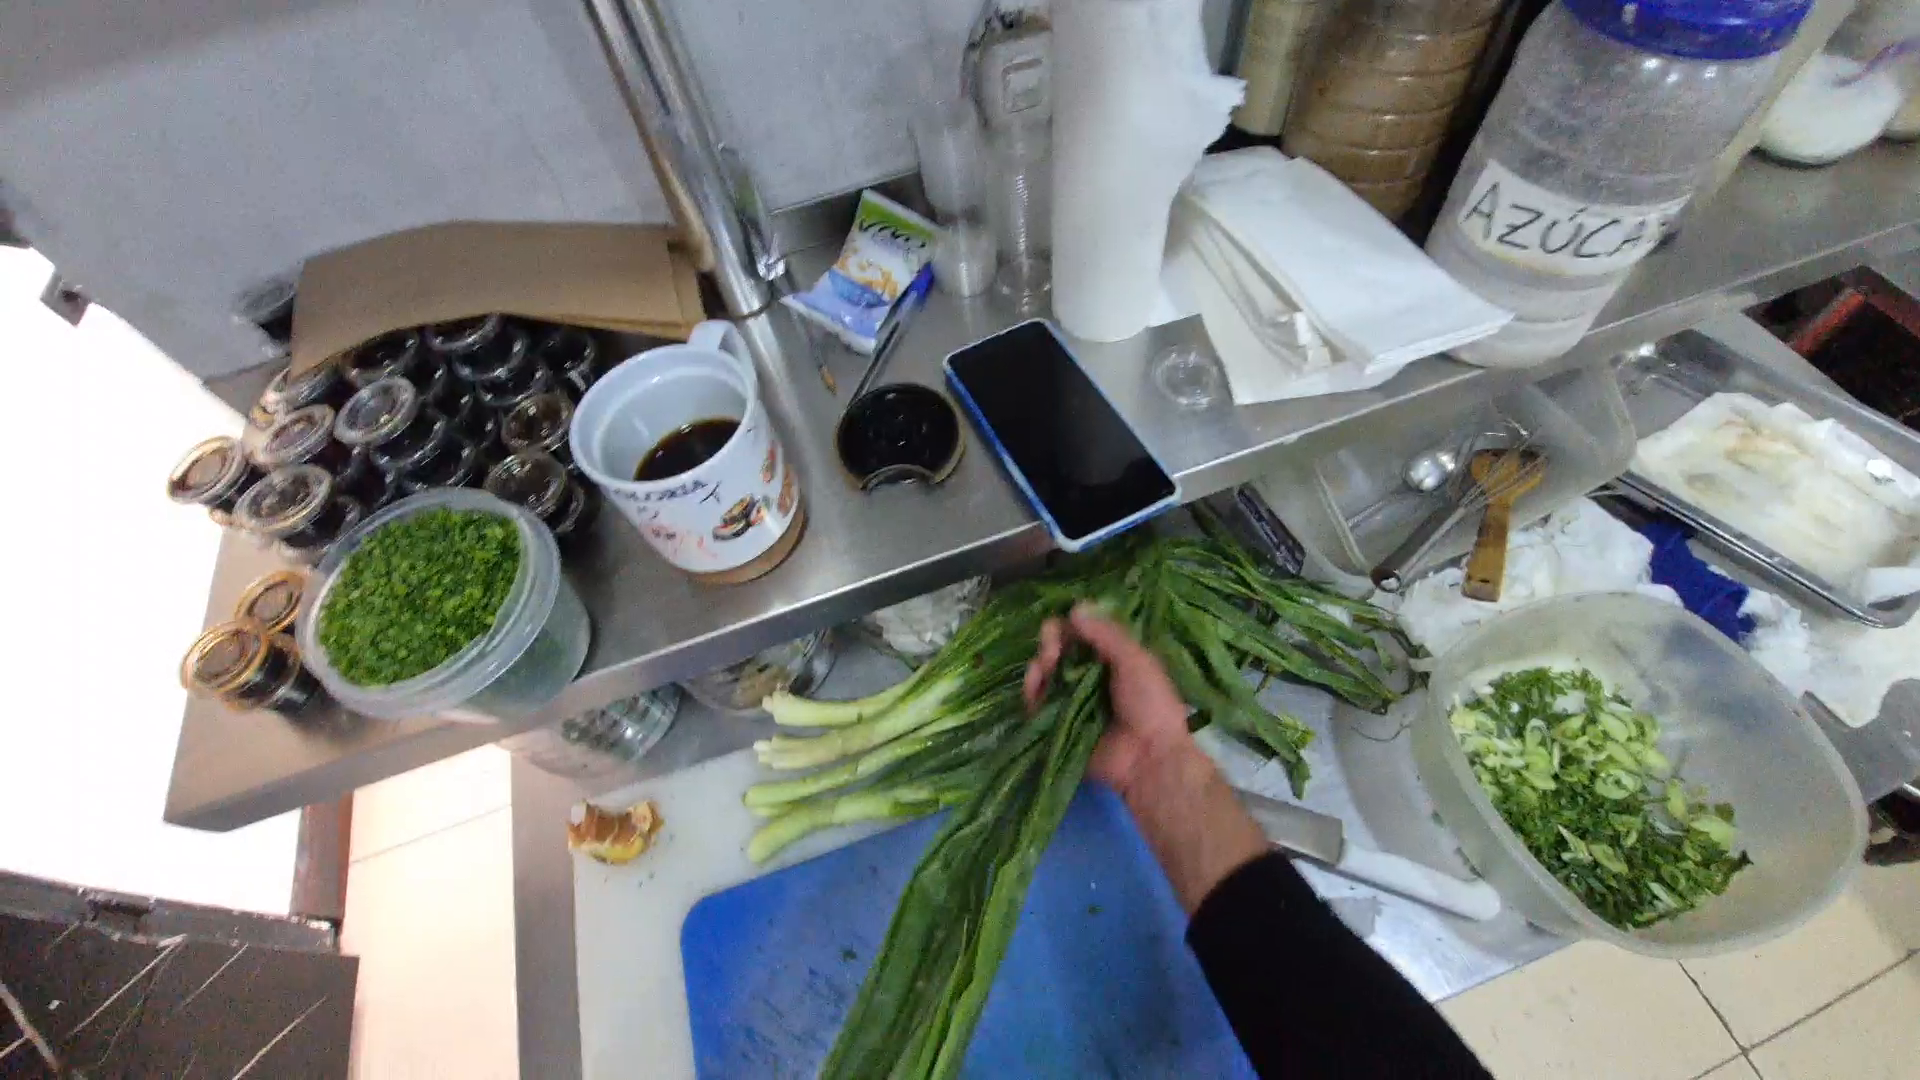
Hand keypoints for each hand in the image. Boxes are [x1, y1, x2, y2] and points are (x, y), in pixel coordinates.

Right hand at [1023, 604, 1194, 798]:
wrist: (1149, 758)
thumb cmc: (1150, 704)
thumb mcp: (1134, 660)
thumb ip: (1105, 633)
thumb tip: (1075, 607)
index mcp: (1111, 661)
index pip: (1082, 636)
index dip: (1069, 626)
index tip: (1062, 621)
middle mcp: (1088, 679)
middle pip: (1060, 653)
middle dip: (1051, 642)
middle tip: (1052, 643)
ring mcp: (1071, 702)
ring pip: (1045, 675)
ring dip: (1041, 662)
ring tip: (1047, 661)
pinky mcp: (1056, 724)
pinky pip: (1036, 703)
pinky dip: (1032, 689)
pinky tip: (1035, 679)